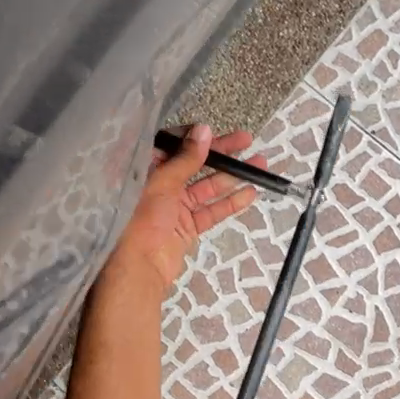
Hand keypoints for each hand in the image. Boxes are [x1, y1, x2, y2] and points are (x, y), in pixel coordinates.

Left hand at [106, 125, 266, 295]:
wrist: (139, 268)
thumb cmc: (141, 219)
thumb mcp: (162, 183)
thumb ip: (185, 159)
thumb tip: (204, 131)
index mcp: (145, 170)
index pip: (172, 146)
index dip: (194, 137)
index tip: (215, 130)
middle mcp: (160, 185)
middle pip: (194, 164)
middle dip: (221, 153)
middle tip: (246, 140)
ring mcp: (175, 206)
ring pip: (207, 186)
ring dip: (233, 176)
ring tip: (260, 164)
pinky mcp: (187, 226)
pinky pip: (211, 210)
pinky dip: (230, 202)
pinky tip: (250, 192)